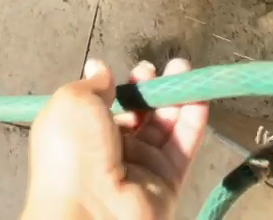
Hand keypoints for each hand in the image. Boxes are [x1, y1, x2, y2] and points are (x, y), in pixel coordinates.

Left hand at [21, 58, 209, 219]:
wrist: (91, 212)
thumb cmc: (72, 149)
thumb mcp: (72, 102)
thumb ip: (93, 84)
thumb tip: (99, 67)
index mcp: (79, 131)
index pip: (103, 104)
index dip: (116, 85)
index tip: (125, 70)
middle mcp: (108, 149)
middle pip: (135, 113)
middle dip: (147, 87)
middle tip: (156, 68)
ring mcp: (139, 167)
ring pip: (161, 126)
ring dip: (174, 96)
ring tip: (183, 68)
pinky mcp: (166, 183)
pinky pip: (182, 148)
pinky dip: (193, 121)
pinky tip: (200, 96)